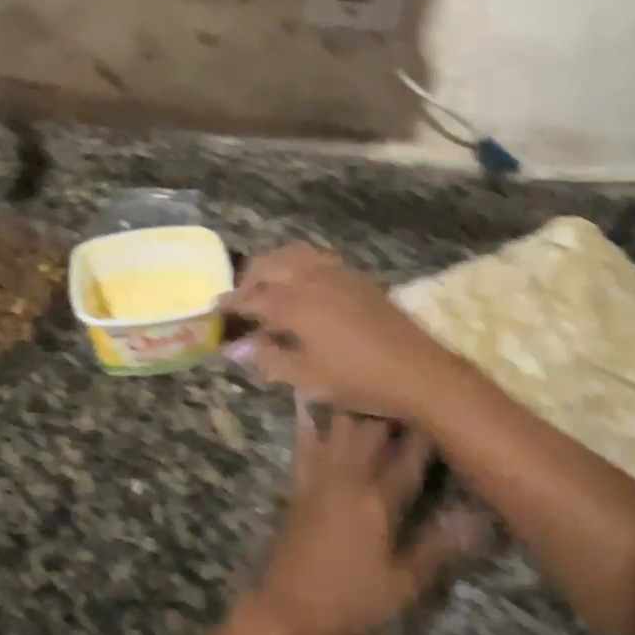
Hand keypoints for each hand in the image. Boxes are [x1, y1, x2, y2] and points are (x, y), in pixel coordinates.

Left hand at [195, 411, 488, 634]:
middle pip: (372, 431)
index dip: (426, 431)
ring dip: (354, 404)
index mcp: (380, 500)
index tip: (441, 404)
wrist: (289, 607)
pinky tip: (308, 396)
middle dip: (390, 406)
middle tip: (403, 383)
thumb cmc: (353, 600)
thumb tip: (480, 519)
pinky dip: (308, 418)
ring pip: (339, 427)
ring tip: (365, 378)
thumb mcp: (404, 584)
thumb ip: (440, 547)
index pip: (410, 457)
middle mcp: (350, 476)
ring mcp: (320, 476)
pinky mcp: (298, 482)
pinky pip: (303, 442)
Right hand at [221, 244, 455, 415]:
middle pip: (269, 265)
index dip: (231, 303)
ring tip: (268, 285)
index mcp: (295, 303)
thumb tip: (235, 348)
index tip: (215, 309)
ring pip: (294, 254)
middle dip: (249, 278)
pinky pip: (317, 258)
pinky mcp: (357, 277)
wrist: (419, 371)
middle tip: (240, 299)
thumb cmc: (358, 380)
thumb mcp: (306, 377)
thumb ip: (268, 358)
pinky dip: (298, 263)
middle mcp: (311, 278)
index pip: (252, 297)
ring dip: (273, 265)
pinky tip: (302, 284)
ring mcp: (337, 273)